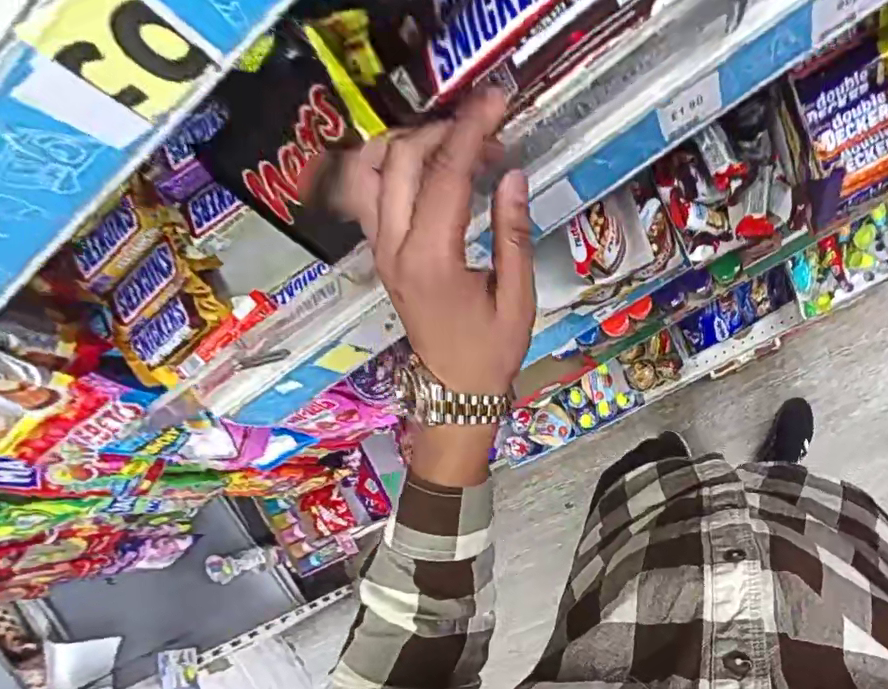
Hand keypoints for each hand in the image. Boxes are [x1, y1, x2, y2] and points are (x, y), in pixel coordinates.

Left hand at [336, 89, 535, 396]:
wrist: (456, 387)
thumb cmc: (493, 351)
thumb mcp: (518, 301)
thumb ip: (513, 237)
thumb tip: (514, 177)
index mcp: (434, 260)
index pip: (447, 177)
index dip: (473, 132)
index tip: (497, 103)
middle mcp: (395, 245)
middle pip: (403, 159)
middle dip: (446, 132)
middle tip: (488, 133)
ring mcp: (379, 246)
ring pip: (375, 165)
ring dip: (413, 142)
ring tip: (455, 145)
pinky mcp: (378, 249)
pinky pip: (369, 187)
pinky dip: (392, 161)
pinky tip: (423, 165)